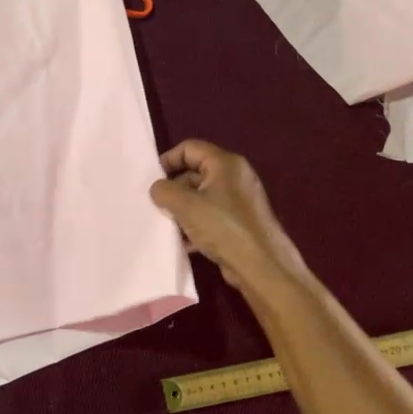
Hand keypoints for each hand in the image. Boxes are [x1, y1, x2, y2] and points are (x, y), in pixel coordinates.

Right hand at [149, 139, 305, 285]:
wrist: (260, 265)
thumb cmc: (222, 227)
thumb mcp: (185, 205)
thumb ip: (164, 190)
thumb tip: (158, 188)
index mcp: (225, 163)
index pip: (190, 148)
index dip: (168, 159)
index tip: (152, 180)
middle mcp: (235, 177)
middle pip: (195, 173)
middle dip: (174, 188)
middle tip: (156, 205)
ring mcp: (239, 201)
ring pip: (201, 197)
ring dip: (182, 209)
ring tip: (167, 225)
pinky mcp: (240, 222)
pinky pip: (211, 215)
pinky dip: (196, 224)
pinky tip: (184, 241)